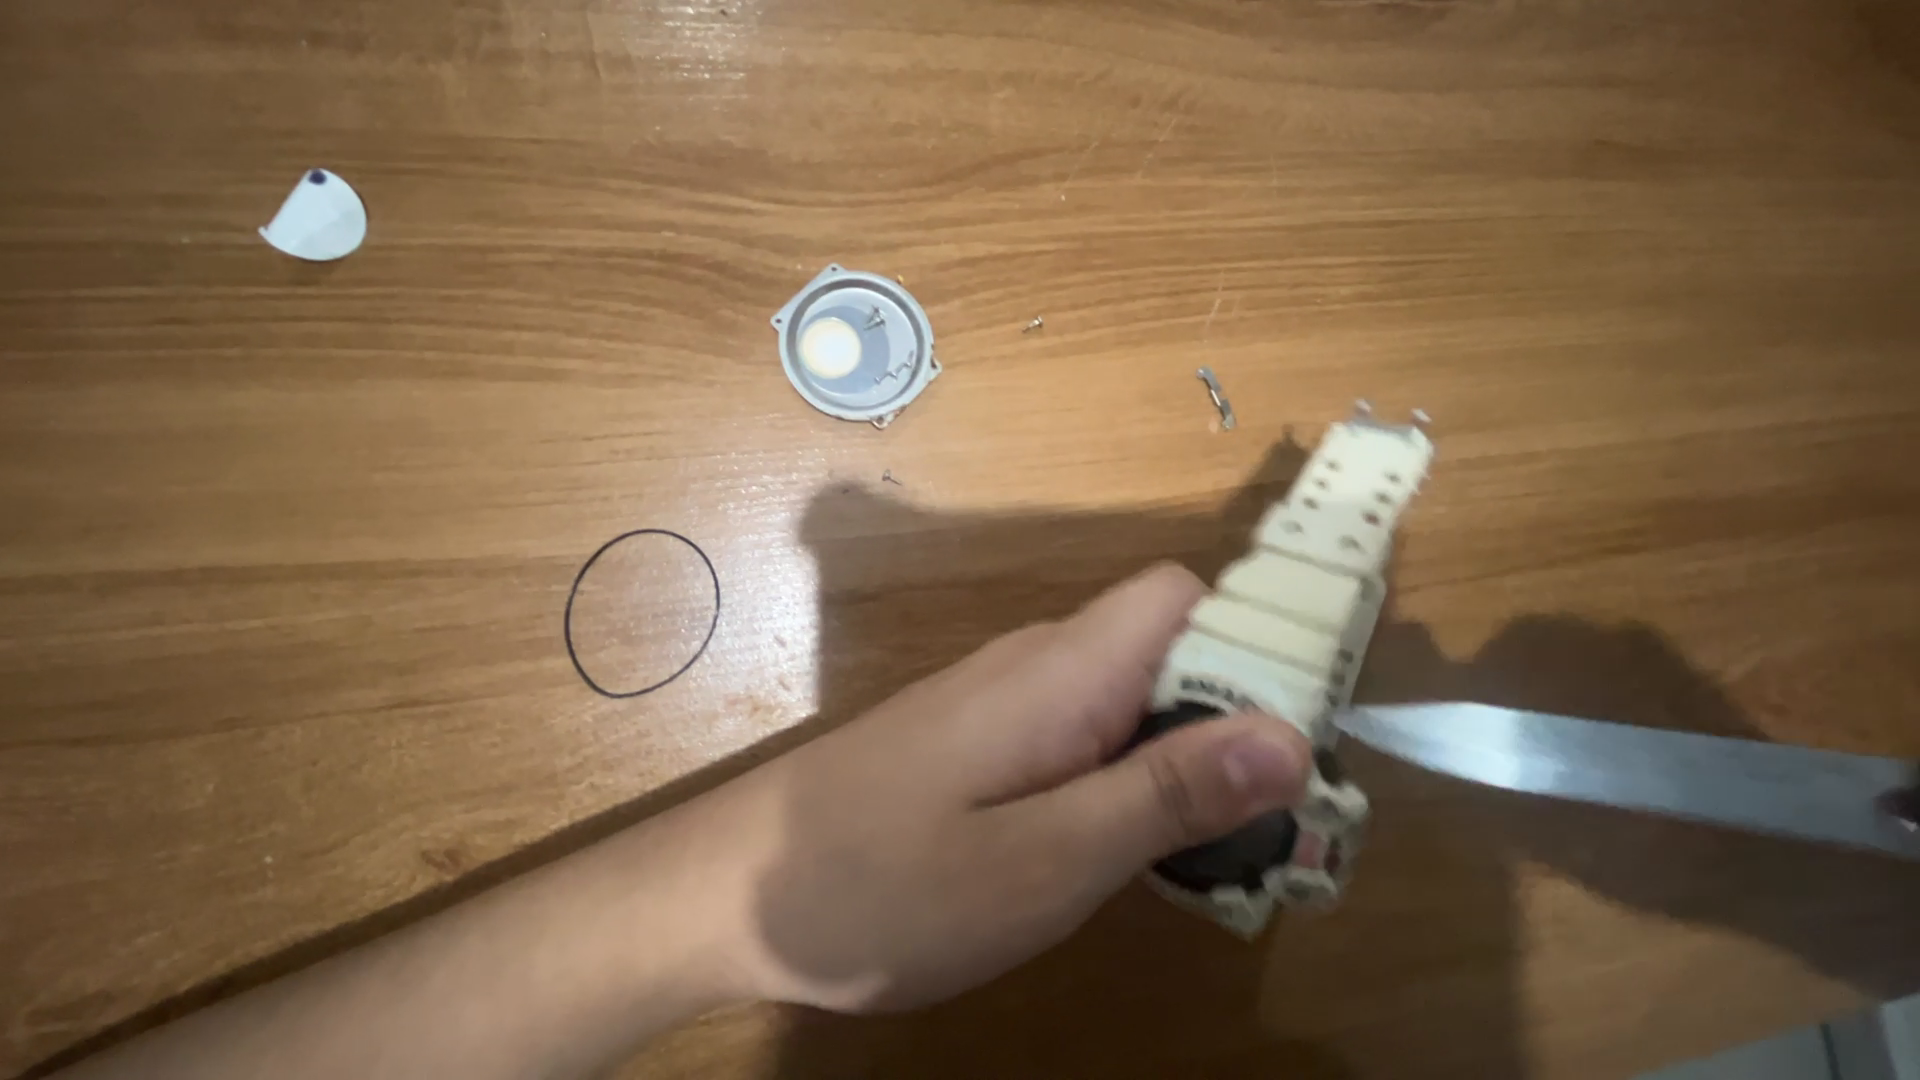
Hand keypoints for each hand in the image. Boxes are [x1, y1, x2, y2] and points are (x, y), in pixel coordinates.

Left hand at [713, 563, 1312, 1011]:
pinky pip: (1076, 732)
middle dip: (1229, 715)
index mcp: (1061, 670)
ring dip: (1176, 754)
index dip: (1251, 642)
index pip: (1181, 597)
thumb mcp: (1043, 862)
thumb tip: (1288, 735)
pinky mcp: (976, 739)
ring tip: (1205, 850)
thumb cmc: (883, 884)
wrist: (728, 892)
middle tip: (1264, 823)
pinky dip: (1118, 775)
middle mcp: (1034, 663)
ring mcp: (1000, 700)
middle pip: (1163, 645)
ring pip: (1124, 693)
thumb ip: (1162, 794)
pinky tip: (1110, 848)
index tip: (1300, 733)